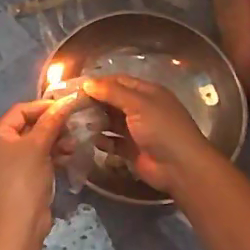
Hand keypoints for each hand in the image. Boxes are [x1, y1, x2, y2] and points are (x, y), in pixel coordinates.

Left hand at [0, 99, 74, 240]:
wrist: (17, 226)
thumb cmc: (23, 180)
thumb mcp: (37, 146)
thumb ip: (51, 122)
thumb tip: (66, 101)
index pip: (21, 110)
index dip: (44, 107)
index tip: (68, 107)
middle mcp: (1, 147)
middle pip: (29, 126)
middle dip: (52, 125)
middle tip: (75, 126)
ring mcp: (12, 165)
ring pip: (37, 144)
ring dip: (56, 141)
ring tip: (74, 144)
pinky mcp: (24, 179)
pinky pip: (39, 159)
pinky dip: (54, 156)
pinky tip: (69, 157)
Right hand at [79, 76, 210, 190]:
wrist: (180, 167)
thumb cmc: (162, 129)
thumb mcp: (138, 104)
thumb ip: (112, 92)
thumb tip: (87, 83)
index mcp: (147, 92)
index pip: (118, 81)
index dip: (98, 83)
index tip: (75, 87)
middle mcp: (141, 108)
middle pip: (112, 101)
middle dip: (93, 102)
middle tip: (69, 106)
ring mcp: (136, 129)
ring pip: (110, 121)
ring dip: (94, 121)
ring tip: (73, 122)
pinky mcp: (131, 149)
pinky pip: (111, 141)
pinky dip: (101, 140)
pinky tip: (88, 140)